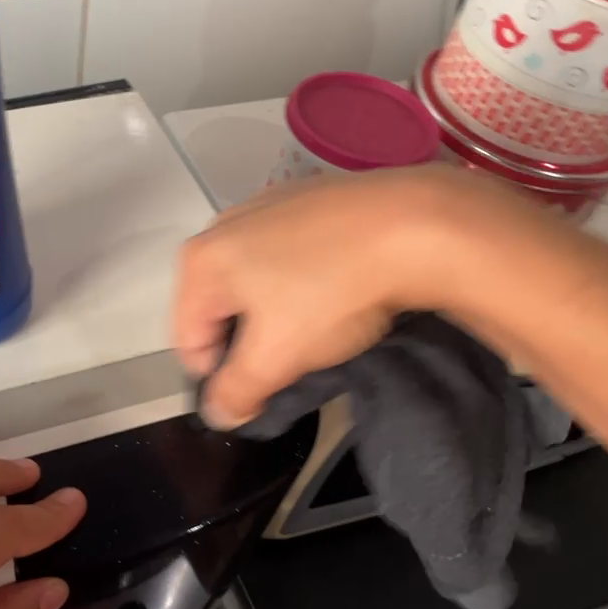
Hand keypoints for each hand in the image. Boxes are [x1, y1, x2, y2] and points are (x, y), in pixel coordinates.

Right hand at [176, 163, 548, 427]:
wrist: (418, 225)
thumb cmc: (331, 293)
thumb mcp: (277, 357)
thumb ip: (236, 392)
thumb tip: (219, 413)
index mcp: (199, 262)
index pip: (189, 345)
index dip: (223, 379)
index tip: (266, 388)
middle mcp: (220, 226)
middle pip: (219, 311)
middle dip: (251, 342)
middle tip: (297, 356)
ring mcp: (264, 204)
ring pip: (254, 283)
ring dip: (277, 313)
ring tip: (322, 321)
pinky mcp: (305, 195)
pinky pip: (285, 255)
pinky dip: (303, 279)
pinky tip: (338, 285)